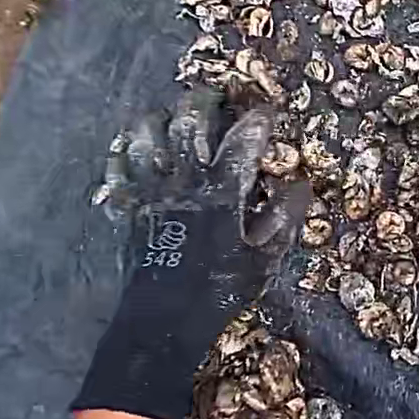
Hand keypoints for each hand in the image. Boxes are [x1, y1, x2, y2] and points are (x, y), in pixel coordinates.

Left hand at [73, 90, 305, 418]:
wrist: (162, 321)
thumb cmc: (218, 289)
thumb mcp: (263, 260)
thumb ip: (283, 220)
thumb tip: (302, 184)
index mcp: (221, 192)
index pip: (243, 142)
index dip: (258, 120)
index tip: (268, 110)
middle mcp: (184, 182)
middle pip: (187, 126)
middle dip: (200, 103)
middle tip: (211, 96)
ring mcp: (152, 192)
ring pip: (145, 139)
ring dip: (155, 120)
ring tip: (164, 114)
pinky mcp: (129, 208)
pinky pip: (117, 172)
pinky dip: (120, 156)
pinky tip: (126, 149)